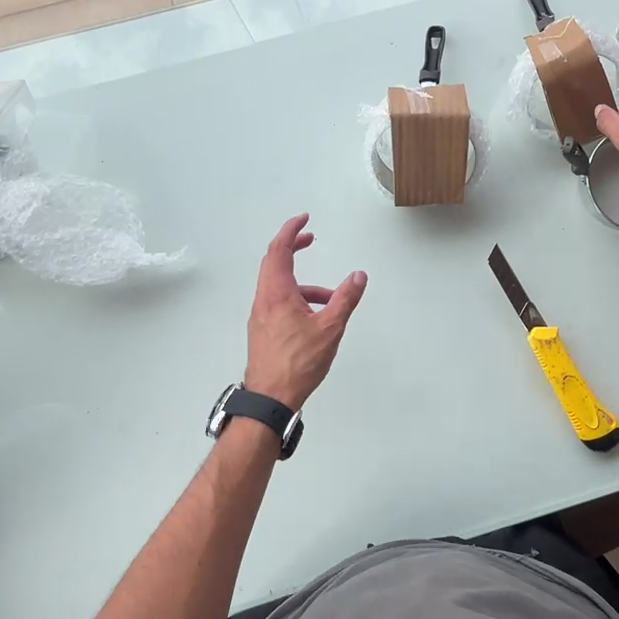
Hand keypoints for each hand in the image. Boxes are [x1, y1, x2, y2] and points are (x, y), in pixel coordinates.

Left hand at [243, 214, 367, 410]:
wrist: (269, 399)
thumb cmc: (297, 364)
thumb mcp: (330, 328)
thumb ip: (345, 299)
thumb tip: (358, 276)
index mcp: (277, 293)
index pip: (279, 250)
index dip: (291, 230)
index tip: (303, 219)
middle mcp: (264, 300)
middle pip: (273, 263)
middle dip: (292, 247)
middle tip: (309, 238)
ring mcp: (261, 317)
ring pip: (277, 286)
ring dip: (301, 282)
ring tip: (328, 298)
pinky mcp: (263, 331)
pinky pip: (278, 303)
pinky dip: (296, 299)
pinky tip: (314, 320)